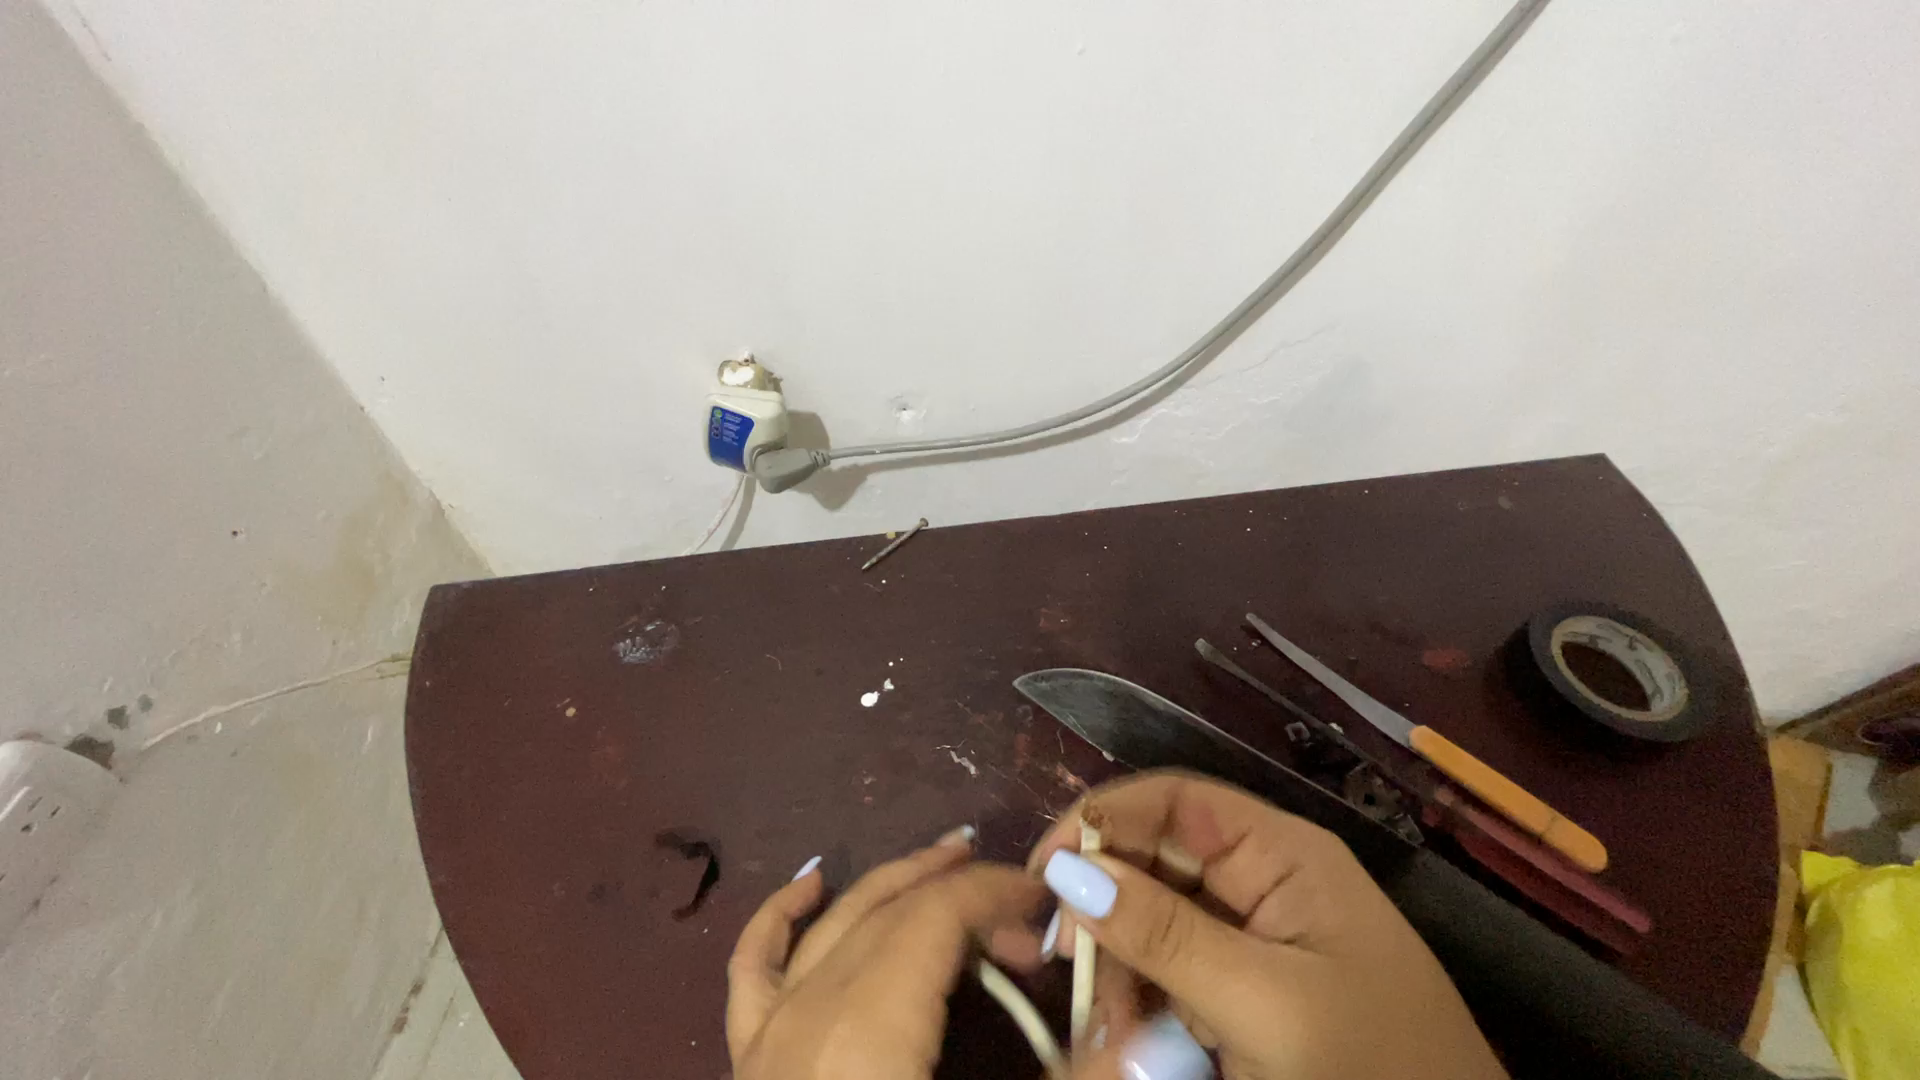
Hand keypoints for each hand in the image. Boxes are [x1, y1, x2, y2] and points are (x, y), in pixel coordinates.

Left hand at [727, 828, 1047, 1079]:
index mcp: (872, 1023)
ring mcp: (771, 1025)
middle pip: (897, 912)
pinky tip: (810, 883)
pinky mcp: (747, 1050)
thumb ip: (1068, 1078)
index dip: (996, 894)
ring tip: (947, 856)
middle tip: (1021, 906)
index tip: (1043, 899)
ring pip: (839, 920)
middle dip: (967, 894)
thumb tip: (1130, 1030)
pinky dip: (782, 913)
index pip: (937, 918)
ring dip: (897, 882)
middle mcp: (815, 1007)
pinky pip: (757, 961)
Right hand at [1030, 771, 1507, 1079]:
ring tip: (1106, 1028)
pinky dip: (1142, 1000)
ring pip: (1153, 919)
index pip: (1176, 801)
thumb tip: (1068, 870)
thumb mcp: (1265, 1005)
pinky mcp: (1243, 992)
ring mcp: (1252, 939)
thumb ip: (1163, 934)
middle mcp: (1262, 880)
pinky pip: (1170, 972)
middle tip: (1063, 961)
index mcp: (1282, 853)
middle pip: (1157, 858)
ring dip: (1119, 963)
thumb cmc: (1375, 1073)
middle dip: (1105, 901)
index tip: (1047, 867)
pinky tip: (1131, 1041)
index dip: (1105, 817)